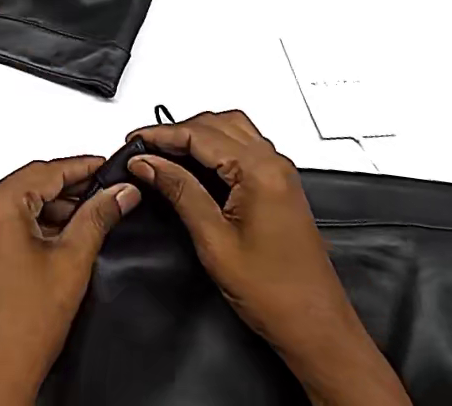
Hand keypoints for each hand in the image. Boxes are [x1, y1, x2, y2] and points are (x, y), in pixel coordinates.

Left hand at [0, 158, 140, 405]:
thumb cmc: (14, 334)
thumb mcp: (71, 263)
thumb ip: (98, 218)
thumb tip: (118, 194)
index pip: (48, 170)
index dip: (85, 167)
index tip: (108, 167)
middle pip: (34, 182)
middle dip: (73, 189)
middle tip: (107, 192)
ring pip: (23, 201)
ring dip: (57, 207)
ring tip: (93, 216)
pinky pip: (11, 220)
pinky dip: (39, 223)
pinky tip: (65, 236)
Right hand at [129, 112, 412, 405]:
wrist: (317, 329)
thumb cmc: (277, 295)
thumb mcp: (214, 241)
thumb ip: (180, 192)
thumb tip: (150, 162)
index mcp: (260, 171)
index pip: (199, 133)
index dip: (161, 135)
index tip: (135, 143)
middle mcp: (274, 164)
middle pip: (215, 122)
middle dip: (176, 130)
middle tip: (145, 148)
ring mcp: (279, 173)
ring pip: (230, 128)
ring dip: (196, 133)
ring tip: (165, 153)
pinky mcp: (279, 185)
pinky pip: (243, 146)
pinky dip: (215, 145)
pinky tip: (195, 164)